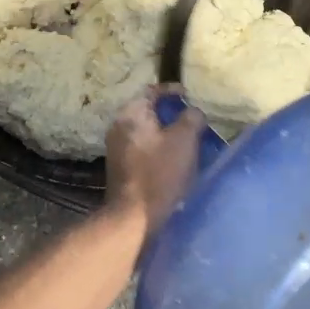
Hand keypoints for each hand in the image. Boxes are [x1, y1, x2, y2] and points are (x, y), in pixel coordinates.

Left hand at [104, 87, 204, 240]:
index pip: (151, 91)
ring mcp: (117, 147)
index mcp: (130, 114)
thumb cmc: (160, 173)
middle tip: (193, 119)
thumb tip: (193, 111)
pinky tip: (175, 158)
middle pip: (148, 110)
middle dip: (171, 113)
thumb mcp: (184, 140)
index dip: (172, 91)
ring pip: (146, 130)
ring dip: (166, 132)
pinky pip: (142, 147)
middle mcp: (119, 126)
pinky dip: (158, 147)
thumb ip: (191, 118)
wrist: (134, 217)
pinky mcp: (121, 167)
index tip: (190, 96)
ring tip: (188, 139)